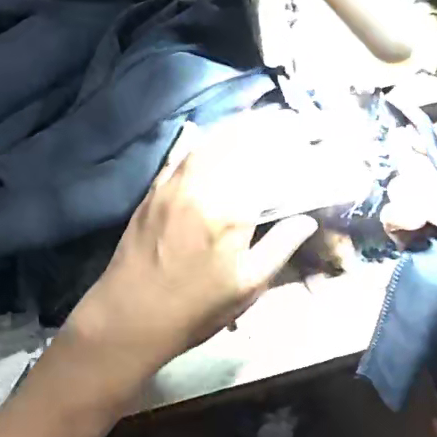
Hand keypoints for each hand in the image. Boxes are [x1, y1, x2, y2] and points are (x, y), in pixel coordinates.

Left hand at [58, 121, 319, 400]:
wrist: (128, 317)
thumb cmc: (196, 308)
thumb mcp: (248, 285)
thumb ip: (280, 246)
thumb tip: (307, 219)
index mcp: (231, 210)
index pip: (267, 163)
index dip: (289, 146)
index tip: (306, 135)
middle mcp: (202, 186)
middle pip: (239, 143)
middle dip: (265, 127)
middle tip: (287, 119)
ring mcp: (174, 184)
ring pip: (209, 142)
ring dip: (235, 127)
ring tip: (256, 119)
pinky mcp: (154, 189)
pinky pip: (180, 153)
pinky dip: (198, 138)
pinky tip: (208, 131)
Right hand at [382, 124, 436, 340]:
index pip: (434, 156)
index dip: (421, 146)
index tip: (410, 137)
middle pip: (414, 171)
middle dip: (428, 182)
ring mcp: (423, 222)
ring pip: (400, 192)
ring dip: (420, 202)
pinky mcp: (408, 243)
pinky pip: (392, 218)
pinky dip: (402, 217)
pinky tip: (419, 228)